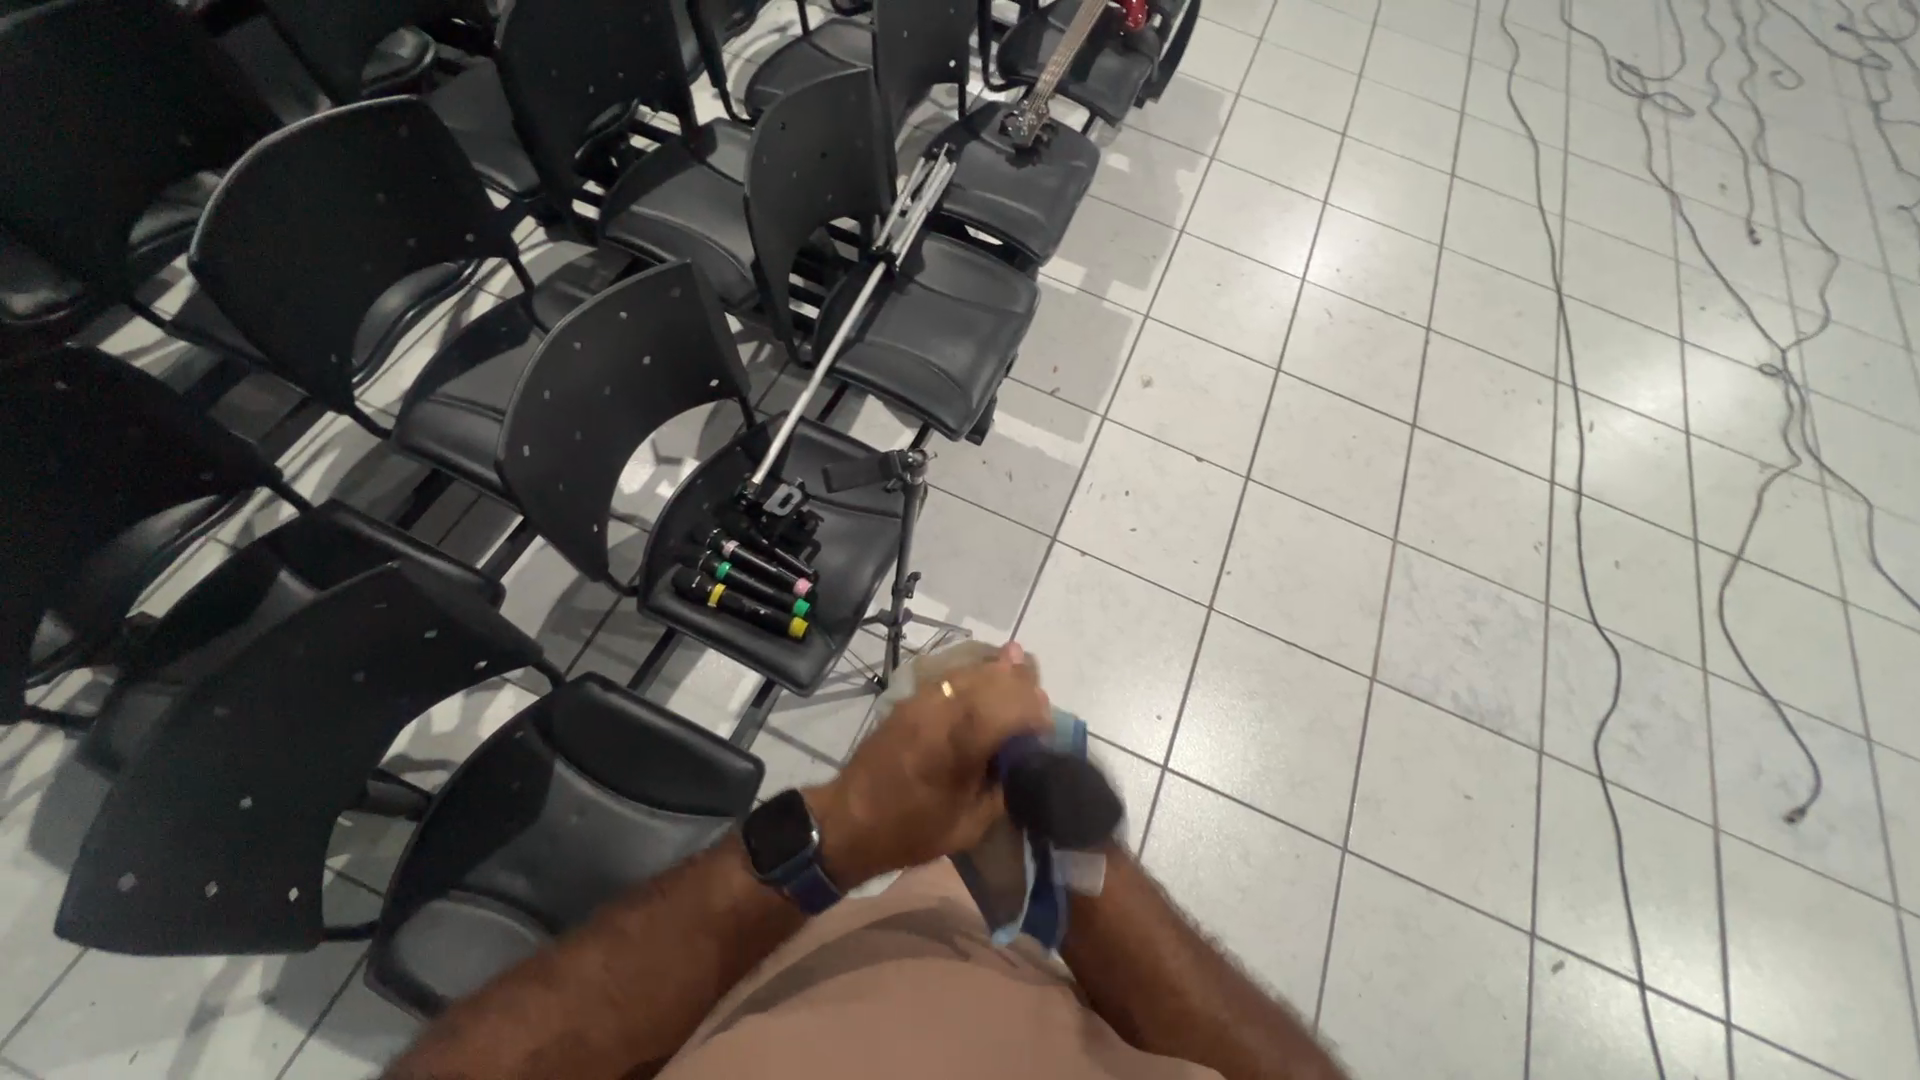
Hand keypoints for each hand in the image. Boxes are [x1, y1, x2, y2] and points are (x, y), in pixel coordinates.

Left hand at [804, 643, 1050, 885]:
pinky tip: (989, 682)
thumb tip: (1024, 762)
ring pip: (975, 669)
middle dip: (1024, 688)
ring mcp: (924, 697)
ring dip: (1002, 676)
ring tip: (1021, 688)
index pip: (1014, 705)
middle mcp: (943, 707)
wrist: (847, 821)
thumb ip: (1003, 787)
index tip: (1046, 733)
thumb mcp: (969, 825)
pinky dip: (977, 676)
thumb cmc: (910, 831)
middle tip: (1037, 712)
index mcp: (960, 741)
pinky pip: (954, 674)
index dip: (1037, 714)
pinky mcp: (911, 697)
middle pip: (998, 677)